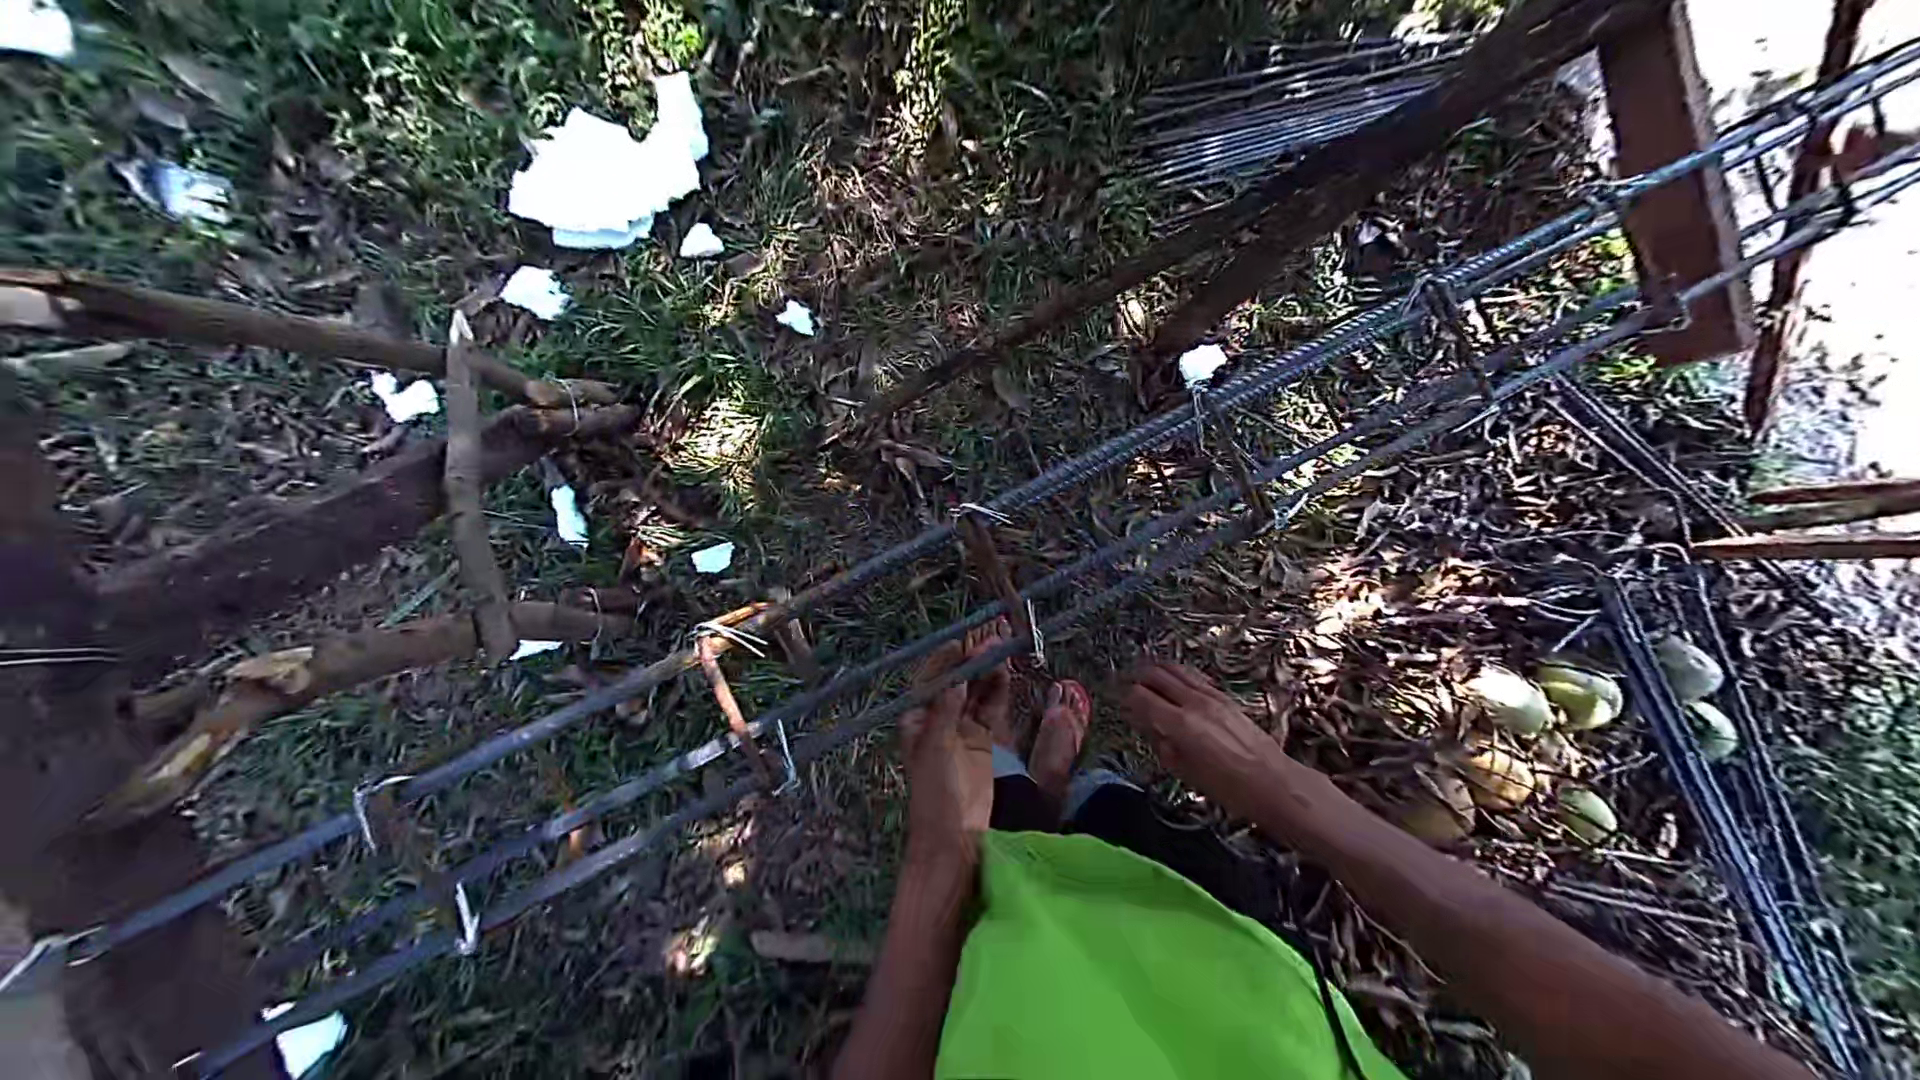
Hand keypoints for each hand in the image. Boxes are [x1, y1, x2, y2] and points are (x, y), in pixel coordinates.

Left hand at [897, 640, 994, 869]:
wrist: (954, 838)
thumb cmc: (935, 793)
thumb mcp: (935, 749)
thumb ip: (946, 711)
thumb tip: (955, 677)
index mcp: (918, 719)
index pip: (932, 679)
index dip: (947, 659)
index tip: (963, 642)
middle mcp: (938, 718)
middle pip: (957, 681)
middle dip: (972, 659)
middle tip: (992, 637)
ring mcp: (962, 727)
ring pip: (976, 690)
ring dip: (988, 669)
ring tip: (1002, 646)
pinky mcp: (983, 738)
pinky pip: (991, 707)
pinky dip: (998, 689)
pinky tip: (1005, 671)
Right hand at [1122, 661, 1286, 815]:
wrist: (1274, 783)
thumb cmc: (1228, 787)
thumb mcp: (1184, 771)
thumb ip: (1162, 744)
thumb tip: (1149, 727)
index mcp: (1180, 724)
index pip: (1140, 696)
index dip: (1126, 697)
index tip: (1119, 701)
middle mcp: (1193, 703)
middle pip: (1156, 675)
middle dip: (1137, 678)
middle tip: (1128, 686)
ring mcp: (1211, 696)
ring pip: (1175, 669)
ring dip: (1157, 670)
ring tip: (1146, 678)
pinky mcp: (1224, 697)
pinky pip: (1193, 676)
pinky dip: (1177, 675)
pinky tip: (1174, 684)